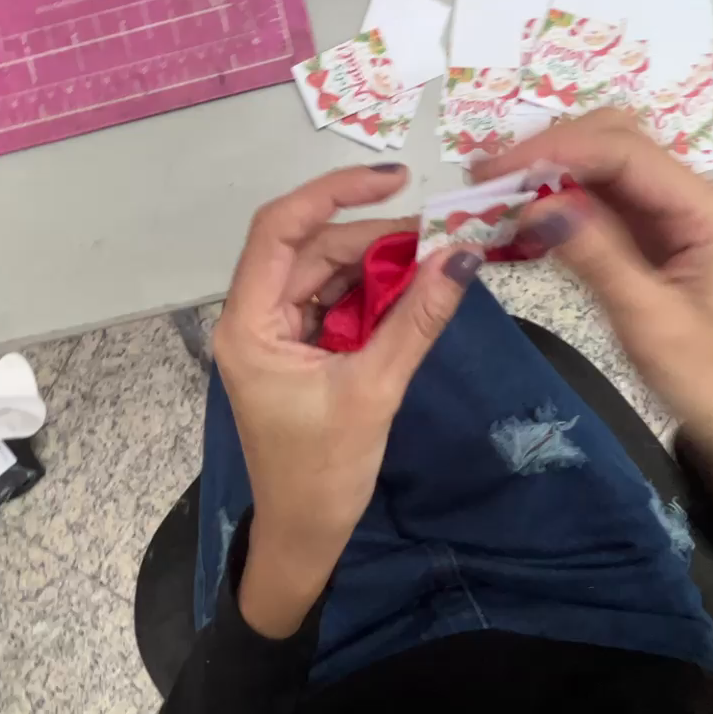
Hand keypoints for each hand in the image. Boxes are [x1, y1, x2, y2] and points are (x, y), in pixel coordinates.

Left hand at [214, 164, 479, 635]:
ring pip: (324, 271)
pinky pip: (333, 300)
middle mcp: (254, 317)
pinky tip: (410, 286)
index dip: (331, 192)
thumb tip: (463, 256)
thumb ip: (417, 320)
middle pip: (308, 249)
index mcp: (249, 324)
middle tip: (437, 233)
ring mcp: (275, 332)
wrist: (306, 534)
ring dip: (375, 261)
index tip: (392, 179)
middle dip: (370, 234)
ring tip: (433, 255)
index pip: (278, 230)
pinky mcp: (298, 347)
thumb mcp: (375, 390)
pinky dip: (370, 291)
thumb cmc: (324, 473)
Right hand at [475, 111, 712, 560]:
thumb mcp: (647, 321)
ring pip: (603, 167)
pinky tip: (522, 218)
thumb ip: (596, 255)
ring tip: (494, 194)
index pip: (626, 153)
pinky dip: (558, 202)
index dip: (557, 151)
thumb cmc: (704, 376)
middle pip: (616, 142)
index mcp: (710, 210)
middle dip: (549, 151)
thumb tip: (537, 205)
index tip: (496, 172)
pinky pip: (600, 201)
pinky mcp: (653, 232)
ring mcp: (673, 212)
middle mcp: (695, 196)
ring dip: (548, 173)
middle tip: (487, 180)